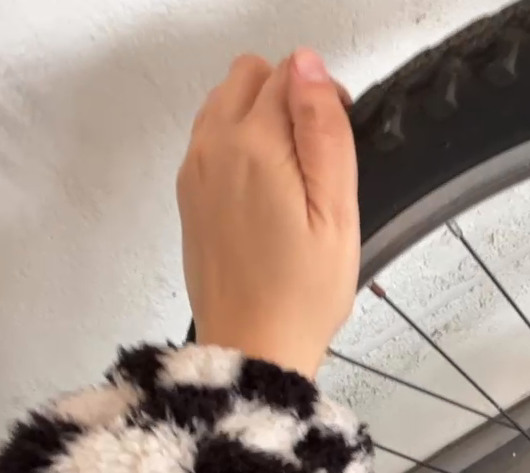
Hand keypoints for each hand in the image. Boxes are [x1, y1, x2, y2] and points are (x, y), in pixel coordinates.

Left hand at [177, 48, 357, 378]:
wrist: (254, 348)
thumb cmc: (303, 295)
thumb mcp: (337, 216)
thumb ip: (324, 134)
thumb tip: (307, 66)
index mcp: (255, 144)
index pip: (290, 74)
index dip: (324, 97)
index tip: (340, 141)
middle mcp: (214, 146)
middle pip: (249, 77)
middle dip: (288, 98)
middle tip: (318, 159)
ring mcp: (195, 170)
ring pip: (225, 104)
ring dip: (261, 119)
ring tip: (293, 179)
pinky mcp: (190, 196)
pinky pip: (211, 141)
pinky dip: (240, 146)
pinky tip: (266, 195)